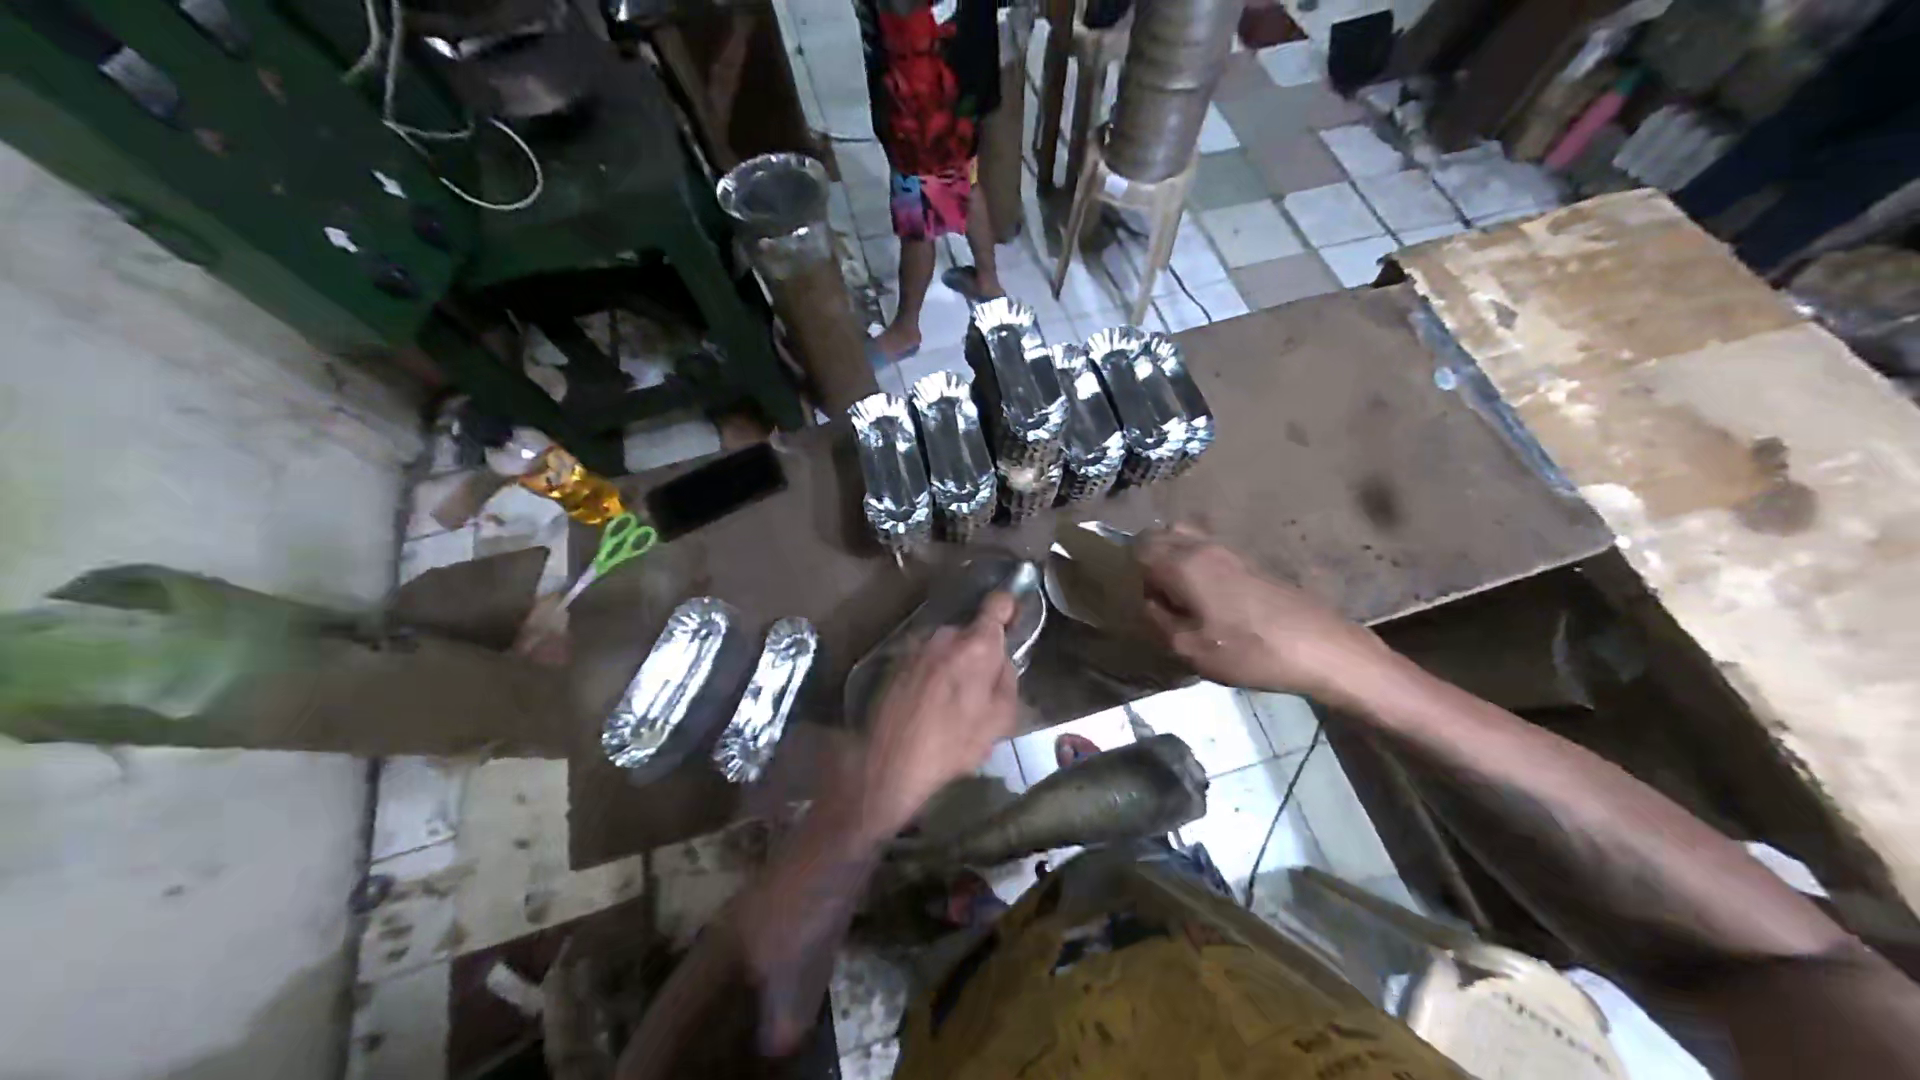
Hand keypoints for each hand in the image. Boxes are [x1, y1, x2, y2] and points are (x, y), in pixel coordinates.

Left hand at [860, 592, 1019, 834]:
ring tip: (951, 702)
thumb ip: (1008, 680)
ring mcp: (915, 647)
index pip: (998, 603)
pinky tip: (928, 705)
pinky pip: (925, 660)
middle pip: (971, 632)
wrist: (888, 763)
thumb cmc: (952, 744)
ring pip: (946, 647)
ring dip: (953, 664)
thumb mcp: (1000, 720)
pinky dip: (932, 674)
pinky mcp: (894, 662)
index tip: (1013, 620)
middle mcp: (944, 636)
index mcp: (976, 645)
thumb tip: (1002, 661)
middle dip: (979, 652)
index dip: (1009, 608)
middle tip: (981, 687)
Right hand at [1136, 525, 1387, 702]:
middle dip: (1147, 558)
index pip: (1137, 546)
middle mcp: (1203, 546)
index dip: (1127, 569)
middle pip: (1160, 534)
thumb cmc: (1249, 650)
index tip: (1135, 597)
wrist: (1321, 648)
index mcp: (1183, 562)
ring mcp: (1230, 550)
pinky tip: (1206, 599)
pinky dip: (1195, 565)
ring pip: (1185, 538)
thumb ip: (1158, 620)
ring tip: (1178, 597)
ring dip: (1172, 559)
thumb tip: (1149, 601)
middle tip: (1152, 595)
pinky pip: (1207, 551)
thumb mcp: (1189, 649)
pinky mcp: (1250, 561)